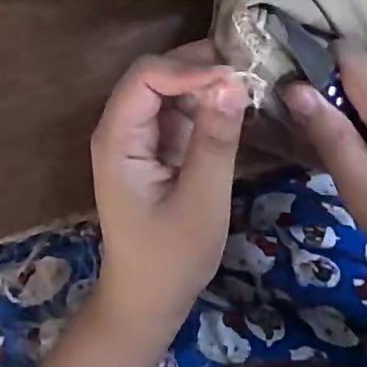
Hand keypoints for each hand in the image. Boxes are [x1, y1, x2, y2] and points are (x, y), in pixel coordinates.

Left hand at [90, 41, 245, 336]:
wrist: (148, 300)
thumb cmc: (170, 258)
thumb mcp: (201, 202)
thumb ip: (215, 141)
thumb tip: (234, 82)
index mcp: (117, 138)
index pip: (145, 77)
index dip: (187, 69)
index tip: (233, 78)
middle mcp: (121, 125)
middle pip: (156, 73)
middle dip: (200, 66)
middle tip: (249, 70)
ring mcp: (138, 132)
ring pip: (170, 84)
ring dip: (206, 80)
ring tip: (249, 83)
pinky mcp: (156, 141)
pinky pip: (180, 106)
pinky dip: (208, 100)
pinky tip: (237, 104)